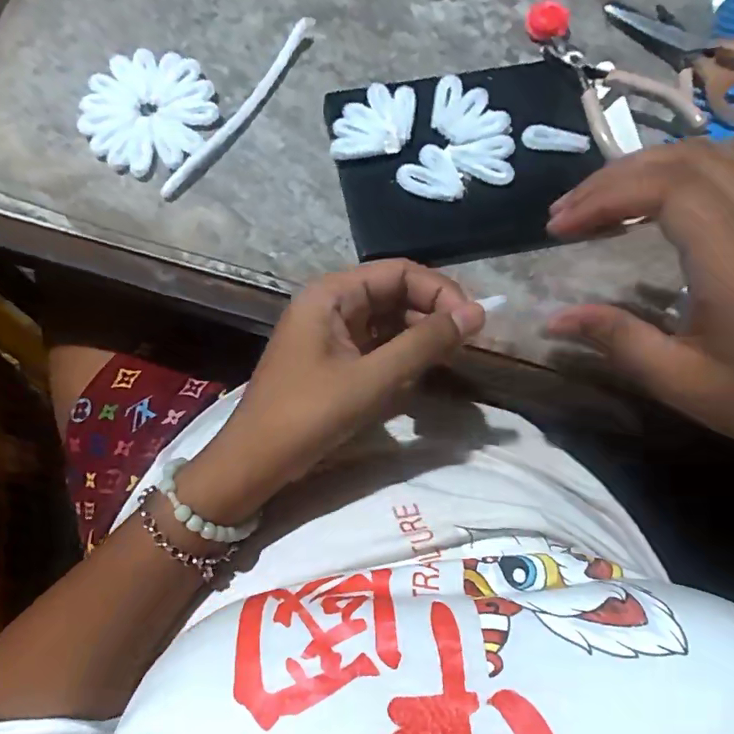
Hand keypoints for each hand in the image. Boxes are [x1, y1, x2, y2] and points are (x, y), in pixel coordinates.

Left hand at [178, 260, 484, 522]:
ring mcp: (329, 335)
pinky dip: (399, 359)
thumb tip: (477, 313)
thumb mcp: (373, 379)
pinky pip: (374, 348)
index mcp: (332, 294)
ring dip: (418, 339)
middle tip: (465, 347)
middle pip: (395, 295)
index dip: (440, 291)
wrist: (255, 461)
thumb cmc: (309, 414)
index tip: (472, 322)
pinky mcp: (332, 363)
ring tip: (447, 362)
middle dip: (432, 316)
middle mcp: (330, 305)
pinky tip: (417, 377)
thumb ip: (425, 343)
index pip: (400, 273)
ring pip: (387, 324)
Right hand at [544, 142, 733, 491]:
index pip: (667, 189)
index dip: (605, 196)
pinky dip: (679, 173)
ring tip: (600, 201)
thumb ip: (618, 340)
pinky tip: (649, 205)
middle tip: (566, 212)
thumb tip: (554, 319)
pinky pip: (729, 173)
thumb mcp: (678, 380)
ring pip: (712, 156)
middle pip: (686, 160)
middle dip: (616, 176)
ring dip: (649, 167)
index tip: (558, 228)